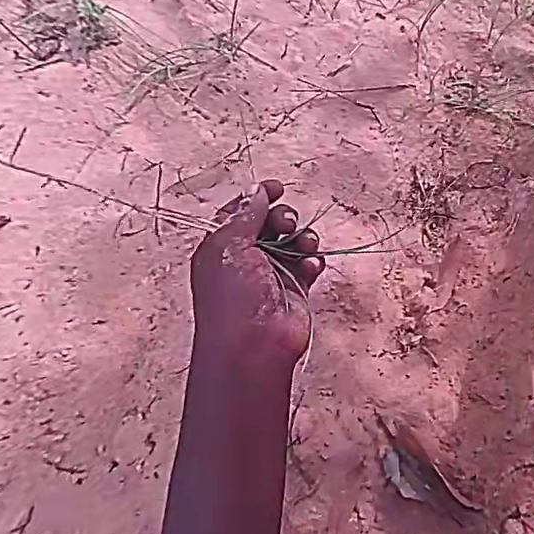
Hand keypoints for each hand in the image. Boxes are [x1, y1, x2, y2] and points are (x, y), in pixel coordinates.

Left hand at [189, 181, 324, 372]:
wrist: (254, 345)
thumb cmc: (232, 298)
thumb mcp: (230, 246)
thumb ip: (246, 215)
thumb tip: (256, 191)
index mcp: (221, 247)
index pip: (239, 213)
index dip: (256, 198)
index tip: (276, 188)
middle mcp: (246, 259)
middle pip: (270, 224)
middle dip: (282, 218)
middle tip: (286, 223)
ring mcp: (272, 274)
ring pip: (293, 242)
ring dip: (302, 238)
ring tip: (305, 244)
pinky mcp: (295, 289)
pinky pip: (308, 265)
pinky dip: (312, 261)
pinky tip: (310, 265)